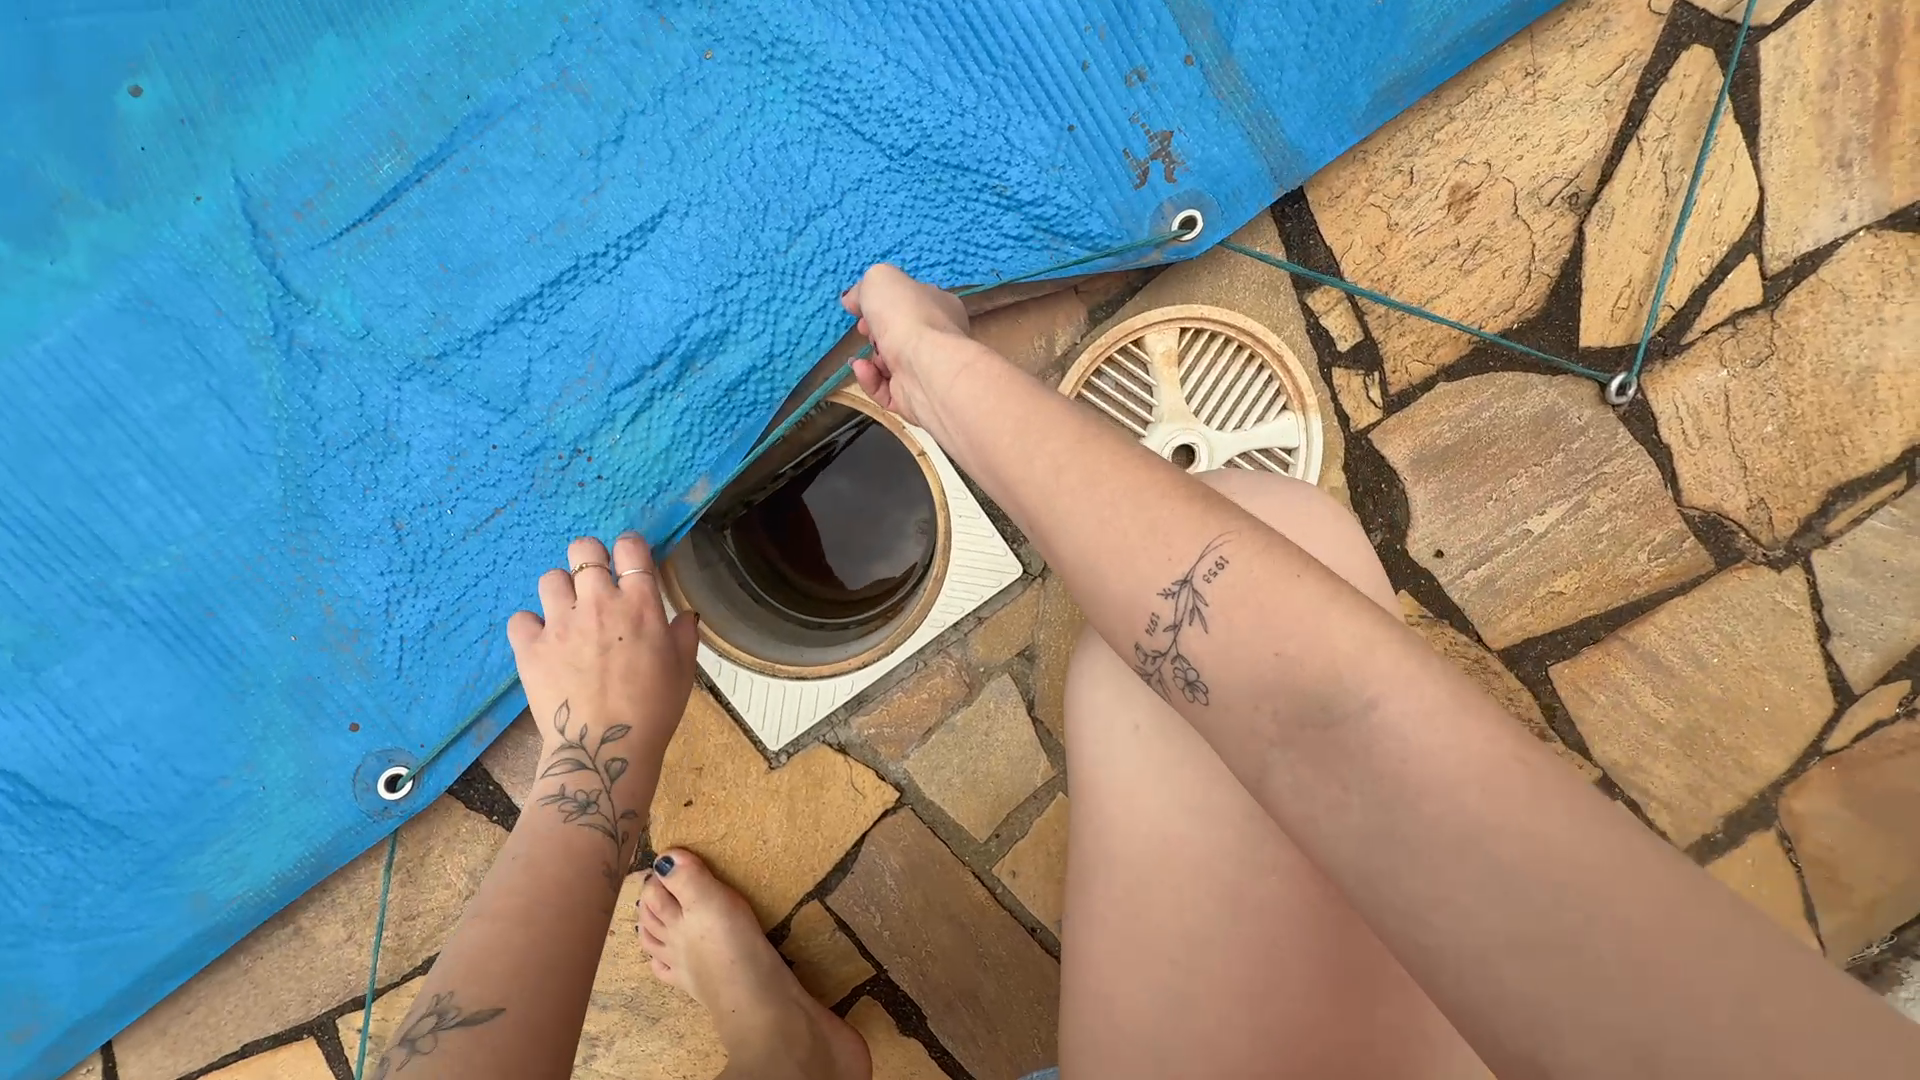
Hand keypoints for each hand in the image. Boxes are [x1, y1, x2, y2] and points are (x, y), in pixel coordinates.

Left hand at [507, 533, 699, 770]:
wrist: (605, 747)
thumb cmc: (656, 707)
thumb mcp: (684, 667)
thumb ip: (683, 633)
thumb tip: (682, 615)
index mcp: (640, 604)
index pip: (630, 548)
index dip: (629, 546)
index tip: (630, 557)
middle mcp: (598, 602)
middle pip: (583, 549)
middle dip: (591, 557)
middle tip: (595, 579)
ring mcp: (560, 623)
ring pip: (549, 578)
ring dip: (561, 589)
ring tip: (569, 611)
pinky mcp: (529, 647)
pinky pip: (521, 618)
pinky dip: (531, 625)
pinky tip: (544, 640)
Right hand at [840, 263, 971, 426]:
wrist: (926, 367)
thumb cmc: (907, 316)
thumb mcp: (880, 280)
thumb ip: (864, 288)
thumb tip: (852, 301)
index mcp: (940, 306)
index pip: (911, 303)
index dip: (884, 304)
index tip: (862, 308)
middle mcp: (937, 339)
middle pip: (898, 335)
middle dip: (875, 333)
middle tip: (864, 330)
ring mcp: (926, 371)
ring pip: (890, 365)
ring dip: (870, 359)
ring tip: (864, 355)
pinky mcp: (914, 399)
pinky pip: (885, 390)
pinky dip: (870, 380)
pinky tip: (862, 369)